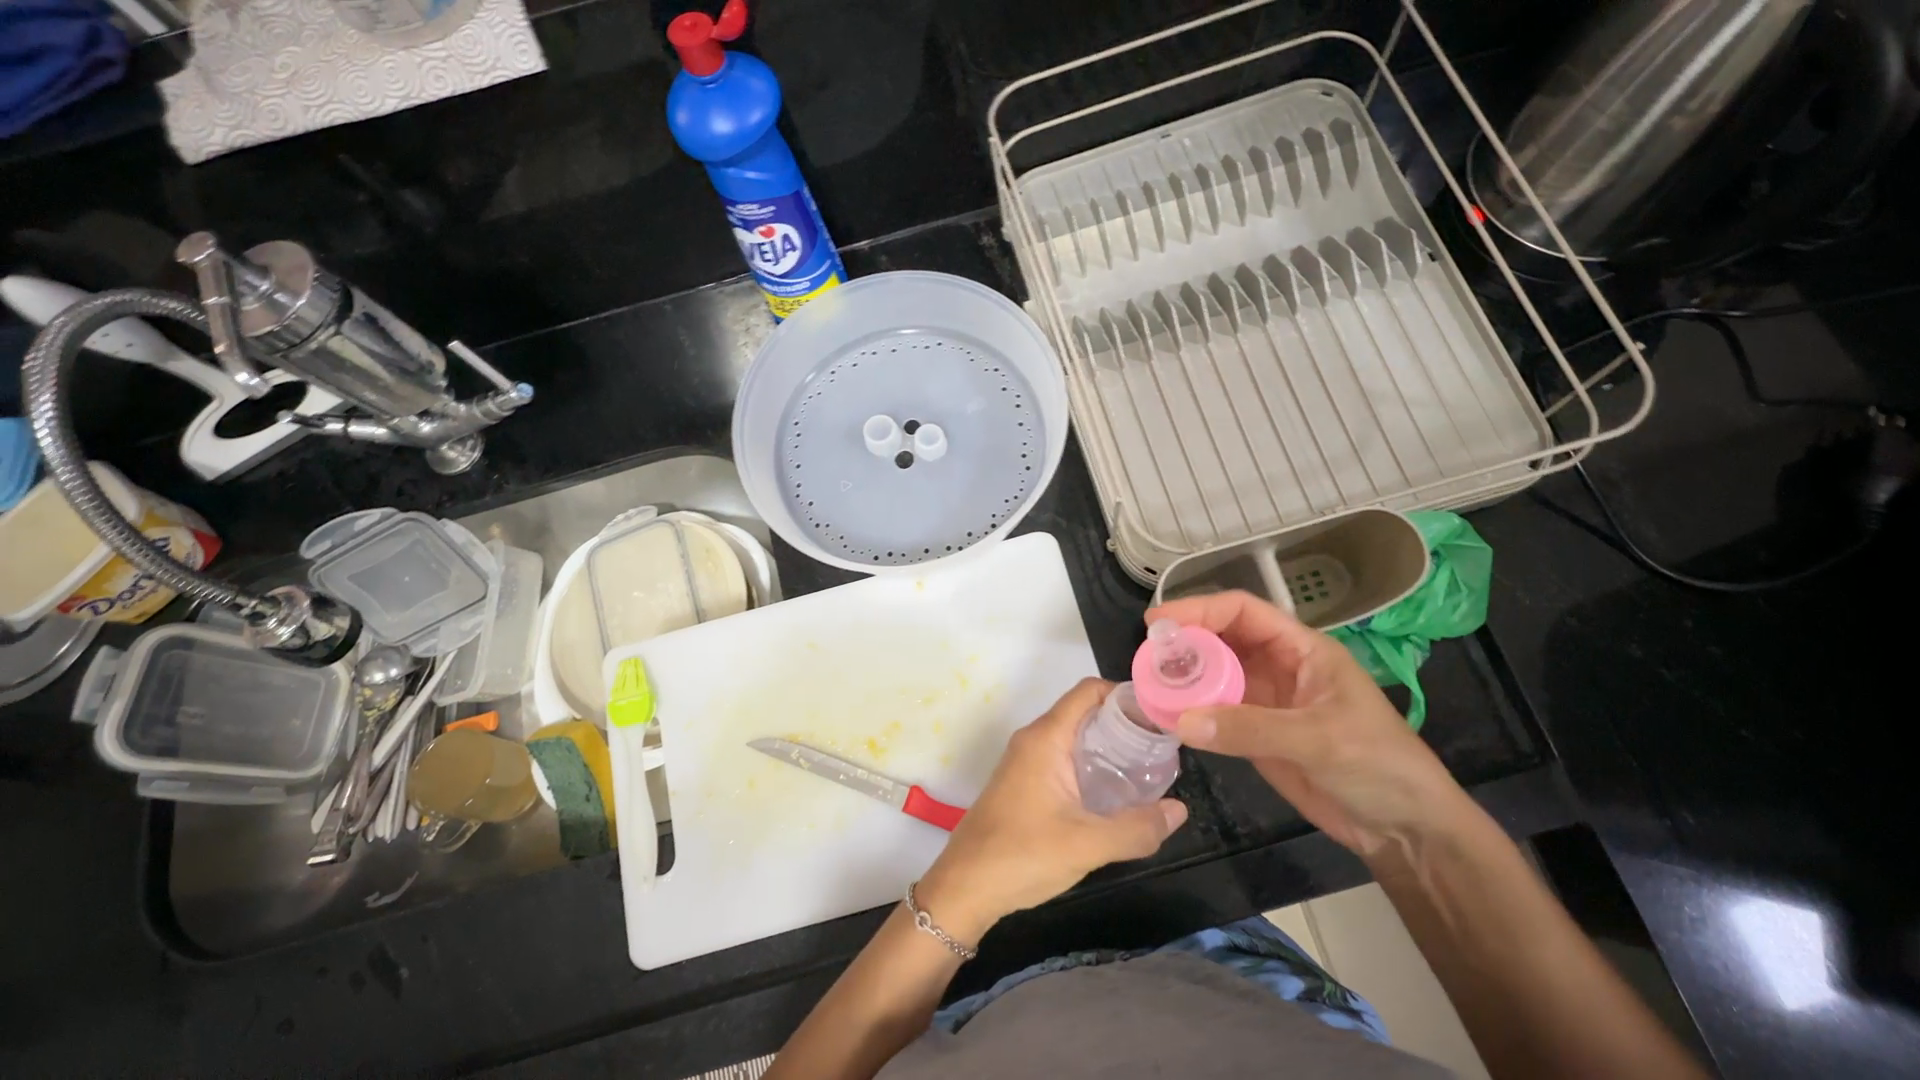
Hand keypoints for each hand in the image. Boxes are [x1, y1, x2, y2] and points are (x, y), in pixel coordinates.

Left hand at [915, 678, 1188, 944]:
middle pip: (1085, 713)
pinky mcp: (1024, 786)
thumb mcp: (1088, 844)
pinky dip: (1092, 768)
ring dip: (1109, 748)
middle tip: (1164, 745)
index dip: (1126, 694)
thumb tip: (1179, 810)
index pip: (1089, 691)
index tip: (1162, 713)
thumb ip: (1137, 828)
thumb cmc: (1022, 856)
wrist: (963, 889)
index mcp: (1045, 738)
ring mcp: (1025, 764)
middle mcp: (1034, 741)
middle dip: (1125, 724)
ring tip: (1149, 769)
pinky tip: (1115, 797)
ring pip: (1075, 740)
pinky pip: (1064, 762)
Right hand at [1148, 591, 1473, 862]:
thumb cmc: (1378, 765)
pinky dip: (1188, 714)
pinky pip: (1214, 715)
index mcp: (1302, 650)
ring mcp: (1265, 703)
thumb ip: (1251, 728)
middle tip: (1145, 658)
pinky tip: (1164, 718)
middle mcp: (1279, 667)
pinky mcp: (1255, 736)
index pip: (1244, 612)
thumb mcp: (1320, 739)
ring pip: (1213, 677)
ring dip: (1183, 679)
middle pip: (1222, 640)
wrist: (1402, 827)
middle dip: (1184, 643)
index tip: (1159, 622)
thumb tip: (1182, 720)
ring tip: (1146, 686)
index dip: (1201, 609)